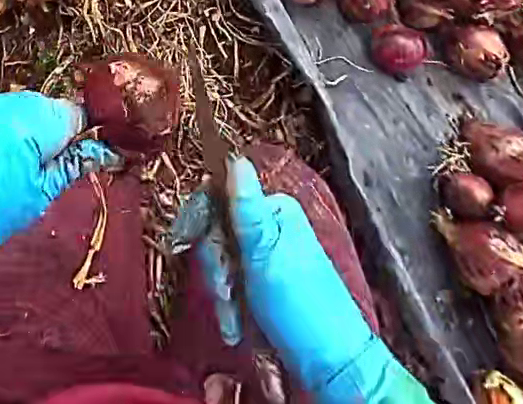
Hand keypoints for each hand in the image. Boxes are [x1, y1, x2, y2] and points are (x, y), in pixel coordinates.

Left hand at [0, 89, 121, 272]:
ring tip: (1, 166)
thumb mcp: (37, 196)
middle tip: (31, 172)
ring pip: (18, 108)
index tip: (68, 161)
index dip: (77, 138)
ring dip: (19, 129)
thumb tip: (106, 151)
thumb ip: (72, 165)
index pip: (76, 114)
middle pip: (46, 109)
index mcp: (34, 118)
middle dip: (46, 134)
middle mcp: (9, 98)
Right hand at [214, 157, 428, 403]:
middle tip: (227, 291)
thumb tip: (235, 159)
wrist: (330, 364)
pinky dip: (231, 309)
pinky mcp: (263, 287)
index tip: (192, 248)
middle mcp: (268, 228)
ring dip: (222, 295)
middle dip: (216, 269)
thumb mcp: (266, 253)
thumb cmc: (301, 304)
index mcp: (272, 209)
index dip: (202, 225)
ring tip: (235, 320)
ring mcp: (265, 258)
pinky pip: (232, 289)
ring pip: (222, 265)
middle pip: (217, 233)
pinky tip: (238, 328)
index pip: (220, 198)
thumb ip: (246, 208)